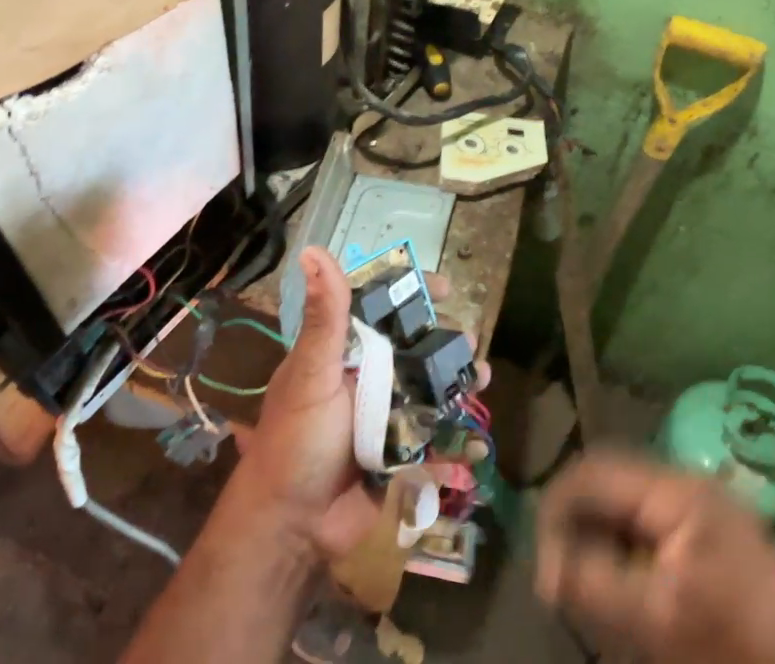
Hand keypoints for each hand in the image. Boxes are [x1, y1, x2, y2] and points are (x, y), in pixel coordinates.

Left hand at [233, 247, 485, 559]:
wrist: (292, 525)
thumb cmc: (296, 441)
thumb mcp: (312, 374)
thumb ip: (325, 318)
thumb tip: (312, 250)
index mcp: (342, 355)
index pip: (379, 310)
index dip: (411, 294)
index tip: (445, 286)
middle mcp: (365, 381)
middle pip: (414, 351)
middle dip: (446, 343)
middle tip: (471, 343)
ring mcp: (383, 420)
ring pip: (431, 394)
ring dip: (459, 385)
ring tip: (482, 380)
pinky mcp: (398, 458)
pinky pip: (435, 444)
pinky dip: (457, 445)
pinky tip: (478, 444)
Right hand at [535, 452, 774, 662]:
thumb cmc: (736, 643)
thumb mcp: (655, 618)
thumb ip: (591, 585)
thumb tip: (544, 571)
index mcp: (675, 490)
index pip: (591, 472)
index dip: (555, 510)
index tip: (541, 563)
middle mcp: (686, 486)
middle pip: (606, 486)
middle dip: (575, 527)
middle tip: (558, 578)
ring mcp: (701, 511)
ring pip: (623, 509)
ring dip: (596, 542)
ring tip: (583, 588)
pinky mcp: (709, 538)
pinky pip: (647, 530)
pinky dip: (622, 554)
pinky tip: (617, 592)